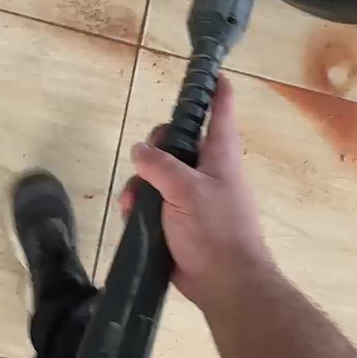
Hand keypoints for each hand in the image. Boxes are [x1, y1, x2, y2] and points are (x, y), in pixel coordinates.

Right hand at [118, 76, 275, 309]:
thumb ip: (160, 165)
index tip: (211, 73)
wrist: (226, 284)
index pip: (220, 112)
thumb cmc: (215, 229)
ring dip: (142, 184)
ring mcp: (193, 198)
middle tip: (144, 160)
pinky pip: (154, 204)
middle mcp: (207, 172)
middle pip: (177, 144)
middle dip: (154, 149)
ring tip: (132, 201)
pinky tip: (131, 216)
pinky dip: (141, 207)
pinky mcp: (179, 222)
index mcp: (219, 156)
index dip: (216, 90)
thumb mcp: (186, 189)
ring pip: (159, 176)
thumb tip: (140, 150)